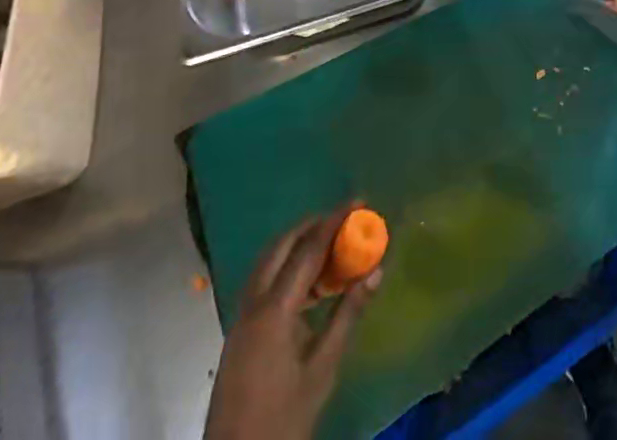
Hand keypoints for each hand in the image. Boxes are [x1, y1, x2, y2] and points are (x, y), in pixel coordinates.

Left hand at [205, 205, 381, 439]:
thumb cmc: (286, 414)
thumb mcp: (324, 366)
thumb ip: (349, 313)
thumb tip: (376, 269)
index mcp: (273, 310)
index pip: (307, 251)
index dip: (334, 222)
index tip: (358, 201)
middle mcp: (252, 304)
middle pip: (280, 248)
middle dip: (312, 226)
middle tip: (345, 218)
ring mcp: (241, 317)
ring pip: (268, 263)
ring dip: (299, 246)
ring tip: (335, 246)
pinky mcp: (240, 331)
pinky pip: (264, 283)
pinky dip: (289, 269)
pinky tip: (314, 284)